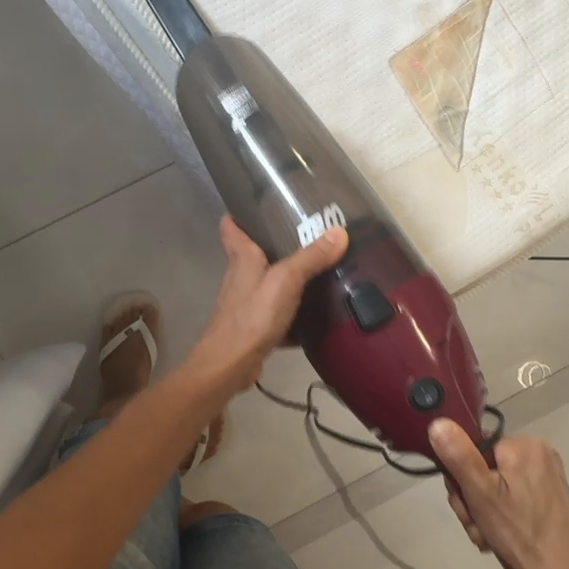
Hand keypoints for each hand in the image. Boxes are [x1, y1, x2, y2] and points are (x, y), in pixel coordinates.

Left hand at [183, 216, 347, 395]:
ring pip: (267, 284)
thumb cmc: (252, 317)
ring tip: (318, 270)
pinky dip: (292, 314)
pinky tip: (314, 316)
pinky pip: (276, 315)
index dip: (240, 212)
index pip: (231, 227)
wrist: (230, 365)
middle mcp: (240, 277)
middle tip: (306, 234)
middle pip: (254, 254)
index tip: (259, 203)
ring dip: (286, 279)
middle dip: (275, 243)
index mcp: (242, 259)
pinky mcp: (254, 328)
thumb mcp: (285, 281)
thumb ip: (310, 258)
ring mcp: (246, 304)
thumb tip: (339, 232)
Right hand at [428, 420, 568, 568]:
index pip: (474, 449)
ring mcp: (547, 479)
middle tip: (477, 524)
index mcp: (525, 445)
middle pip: (483, 469)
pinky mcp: (549, 500)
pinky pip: (512, 500)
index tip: (464, 503)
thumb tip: (438, 421)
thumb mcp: (480, 492)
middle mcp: (540, 455)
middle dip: (472, 500)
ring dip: (482, 514)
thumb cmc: (518, 532)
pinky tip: (499, 538)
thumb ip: (458, 455)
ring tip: (488, 536)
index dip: (461, 477)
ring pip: (494, 488)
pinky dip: (500, 518)